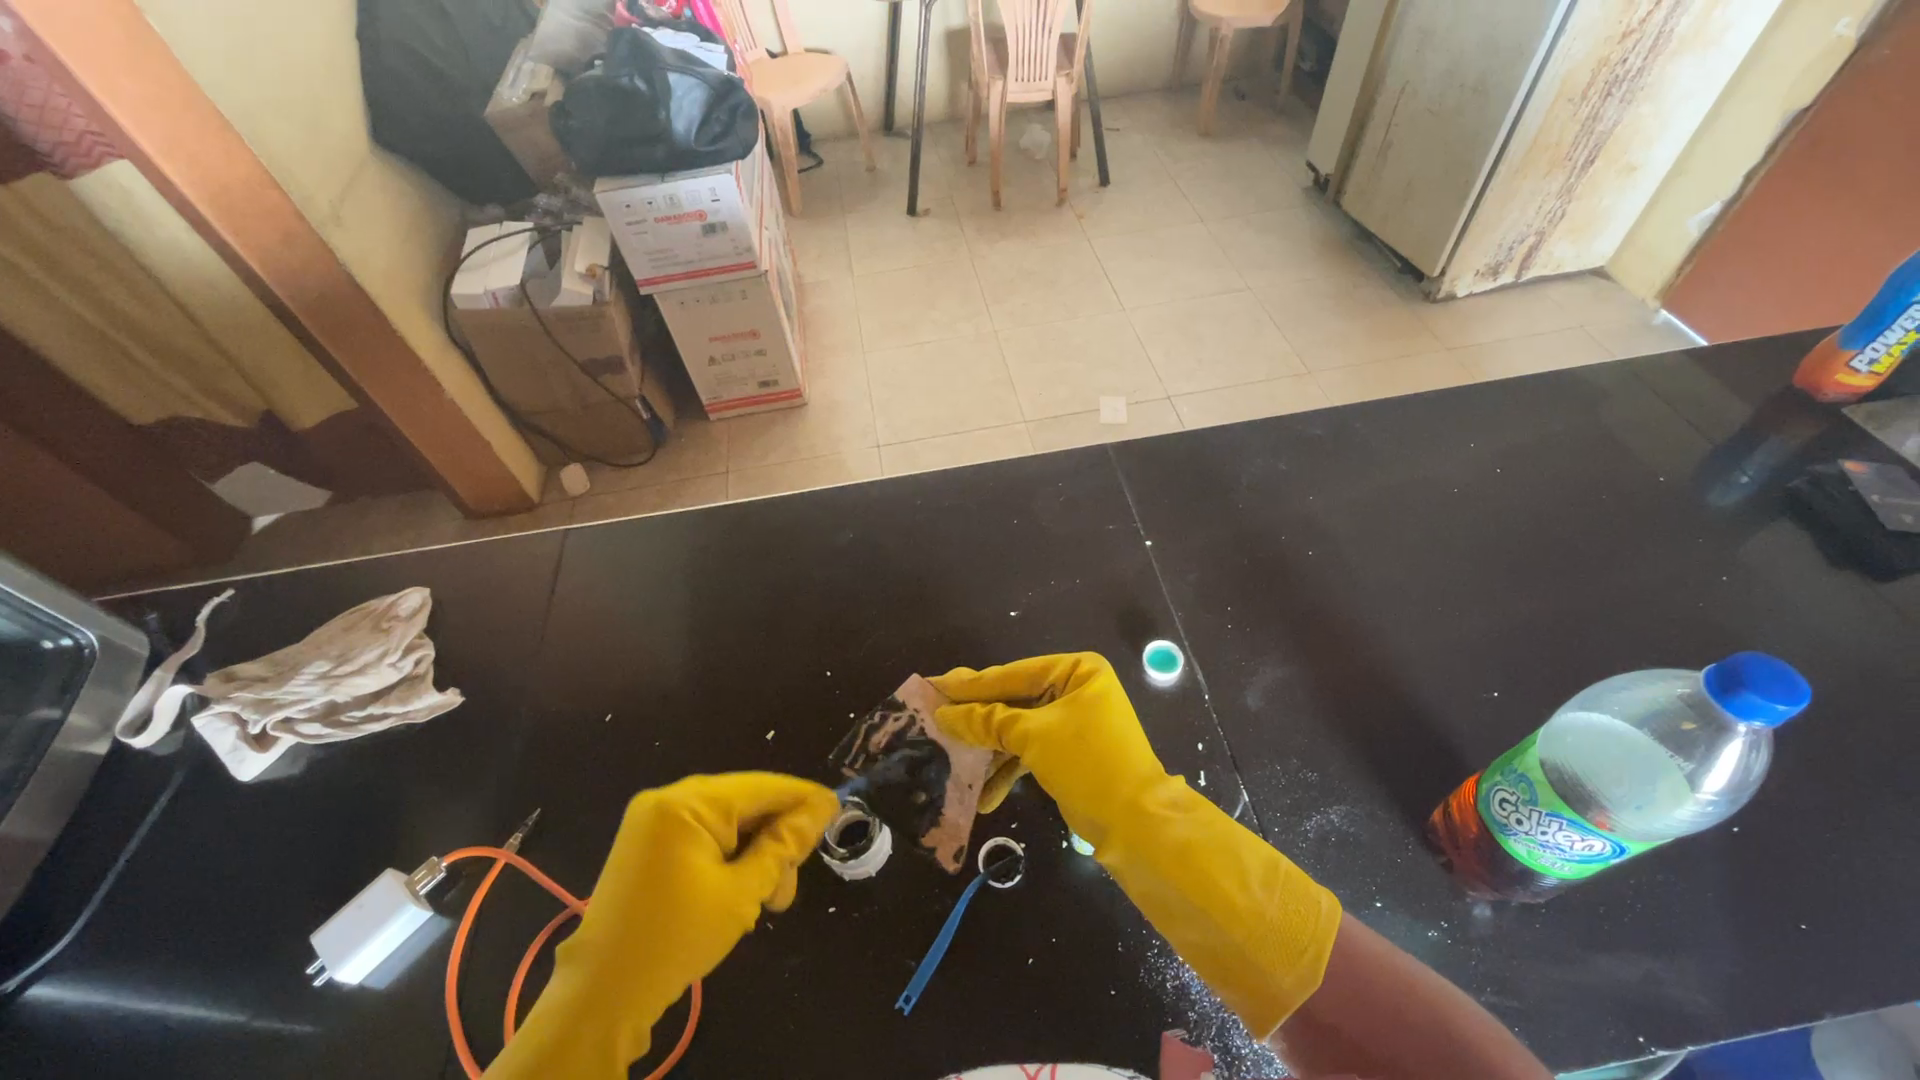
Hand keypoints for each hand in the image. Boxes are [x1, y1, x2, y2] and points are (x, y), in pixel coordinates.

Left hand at [488, 773, 836, 1078]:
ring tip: (766, 903)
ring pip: (729, 823)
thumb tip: (824, 807)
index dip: (805, 801)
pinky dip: (730, 859)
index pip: (764, 787)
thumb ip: (784, 845)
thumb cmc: (677, 938)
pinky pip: (705, 836)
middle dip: (776, 841)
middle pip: (747, 803)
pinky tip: (740, 893)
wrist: (602, 993)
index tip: (839, 817)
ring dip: (756, 856)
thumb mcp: (742, 892)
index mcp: (688, 803)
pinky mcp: (649, 845)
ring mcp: (654, 822)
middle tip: (787, 890)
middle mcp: (669, 799)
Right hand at [936, 653, 1340, 1039]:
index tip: (933, 685)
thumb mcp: (1032, 737)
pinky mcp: (1069, 753)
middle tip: (933, 716)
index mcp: (1076, 671)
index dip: (971, 684)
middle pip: (1013, 700)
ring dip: (989, 749)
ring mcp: (1073, 723)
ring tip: (950, 758)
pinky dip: (1008, 770)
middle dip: (976, 718)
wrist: (1136, 824)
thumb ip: (986, 722)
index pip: (1012, 674)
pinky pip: (1029, 752)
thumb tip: (943, 714)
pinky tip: (985, 796)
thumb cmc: (1087, 764)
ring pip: (1017, 729)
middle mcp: (1076, 690)